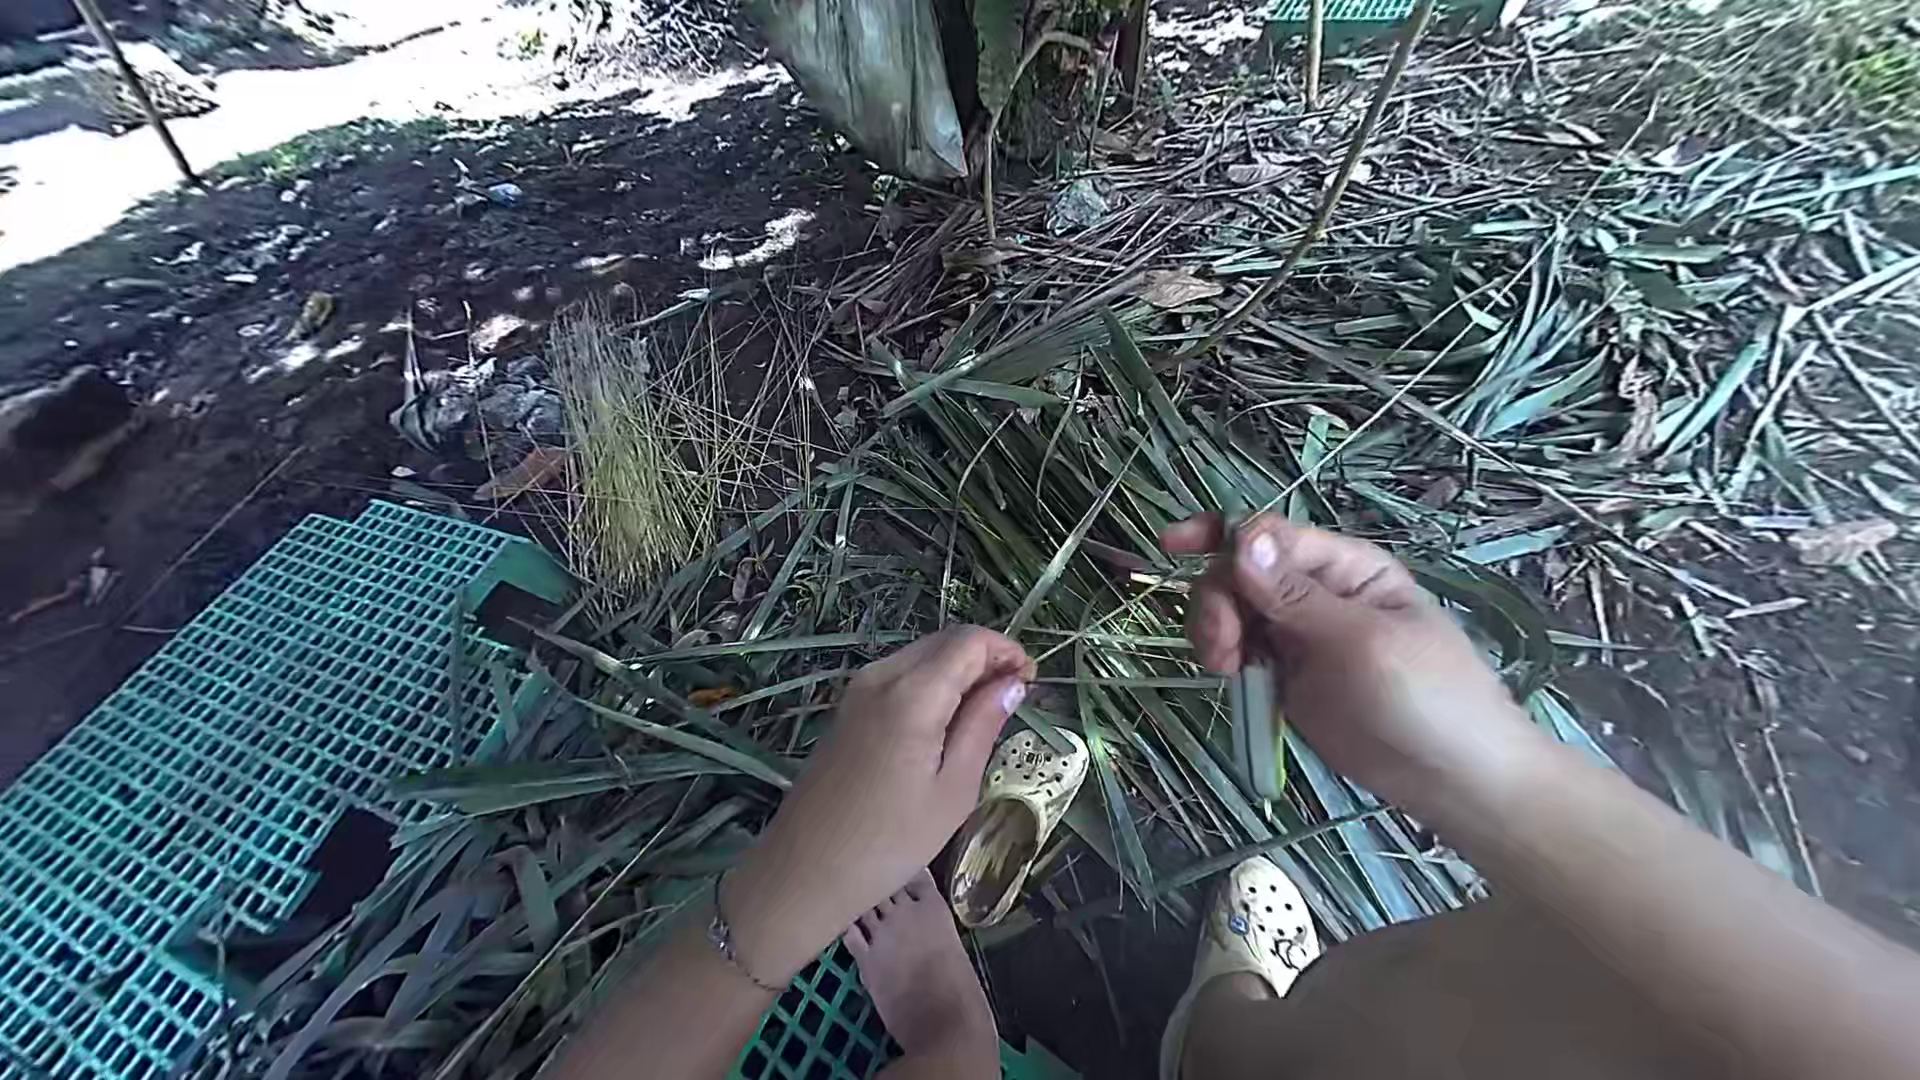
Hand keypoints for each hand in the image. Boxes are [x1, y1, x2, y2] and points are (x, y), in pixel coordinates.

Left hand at [724, 625, 1033, 979]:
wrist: (805, 868)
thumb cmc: (890, 840)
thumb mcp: (953, 788)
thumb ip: (983, 724)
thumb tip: (1013, 682)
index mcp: (912, 692)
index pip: (969, 641)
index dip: (1007, 650)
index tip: (1030, 680)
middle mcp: (883, 674)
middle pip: (946, 640)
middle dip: (986, 656)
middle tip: (1013, 696)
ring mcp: (860, 686)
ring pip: (924, 653)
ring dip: (960, 667)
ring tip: (984, 710)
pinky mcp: (850, 703)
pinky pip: (902, 672)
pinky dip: (933, 680)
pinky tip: (945, 718)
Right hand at [1162, 513, 1551, 814]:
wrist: (1448, 780)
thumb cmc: (1426, 698)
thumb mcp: (1363, 641)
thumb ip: (1297, 595)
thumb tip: (1243, 539)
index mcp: (1341, 566)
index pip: (1267, 534)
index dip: (1217, 534)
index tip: (1171, 546)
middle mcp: (1309, 588)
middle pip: (1234, 570)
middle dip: (1215, 600)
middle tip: (1222, 646)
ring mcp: (1290, 628)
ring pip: (1224, 606)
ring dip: (1210, 628)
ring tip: (1224, 668)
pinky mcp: (1277, 665)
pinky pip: (1230, 642)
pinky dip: (1216, 652)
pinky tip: (1227, 675)